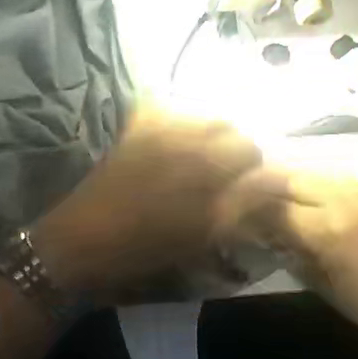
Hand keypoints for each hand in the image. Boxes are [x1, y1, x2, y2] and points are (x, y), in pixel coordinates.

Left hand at [32, 110, 261, 303]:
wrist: (80, 241)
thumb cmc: (145, 247)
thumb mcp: (204, 233)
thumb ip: (245, 201)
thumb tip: (277, 178)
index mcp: (208, 162)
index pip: (251, 150)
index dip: (255, 172)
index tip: (246, 192)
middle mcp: (186, 134)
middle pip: (229, 128)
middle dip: (235, 150)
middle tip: (225, 179)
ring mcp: (156, 126)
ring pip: (201, 117)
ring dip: (210, 136)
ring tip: (199, 164)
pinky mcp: (132, 127)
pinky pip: (166, 110)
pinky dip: (178, 123)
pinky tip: (172, 148)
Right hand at [213, 167, 357, 339]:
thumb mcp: (321, 284)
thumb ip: (289, 251)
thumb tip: (262, 232)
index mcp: (329, 228)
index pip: (271, 206)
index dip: (242, 210)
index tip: (224, 217)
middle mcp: (345, 197)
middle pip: (287, 179)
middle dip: (258, 188)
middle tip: (238, 202)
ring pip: (309, 173)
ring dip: (283, 183)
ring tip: (267, 200)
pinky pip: (332, 179)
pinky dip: (310, 186)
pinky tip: (302, 202)